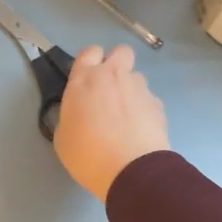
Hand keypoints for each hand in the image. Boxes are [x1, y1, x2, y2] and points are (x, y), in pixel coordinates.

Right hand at [54, 45, 169, 201]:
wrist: (131, 170)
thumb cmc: (88, 154)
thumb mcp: (63, 138)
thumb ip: (70, 117)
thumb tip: (78, 115)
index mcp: (85, 79)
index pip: (90, 52)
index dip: (91, 61)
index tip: (89, 79)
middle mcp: (113, 76)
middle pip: (121, 51)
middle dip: (117, 64)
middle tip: (110, 89)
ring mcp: (139, 88)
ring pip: (137, 76)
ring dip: (131, 90)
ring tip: (128, 117)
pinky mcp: (158, 103)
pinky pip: (149, 99)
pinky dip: (145, 109)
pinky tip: (141, 130)